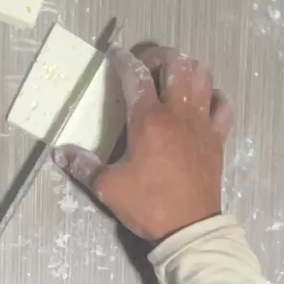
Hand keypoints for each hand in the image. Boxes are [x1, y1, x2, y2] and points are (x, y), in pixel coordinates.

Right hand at [55, 45, 233, 243]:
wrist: (188, 228)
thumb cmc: (147, 204)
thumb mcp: (108, 188)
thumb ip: (83, 166)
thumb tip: (60, 153)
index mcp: (148, 120)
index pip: (135, 75)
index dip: (123, 60)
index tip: (113, 56)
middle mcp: (177, 113)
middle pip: (176, 63)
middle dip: (159, 55)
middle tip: (146, 64)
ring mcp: (201, 123)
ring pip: (202, 76)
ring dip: (187, 69)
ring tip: (173, 77)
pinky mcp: (217, 138)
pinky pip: (222, 105)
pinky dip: (213, 96)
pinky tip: (202, 103)